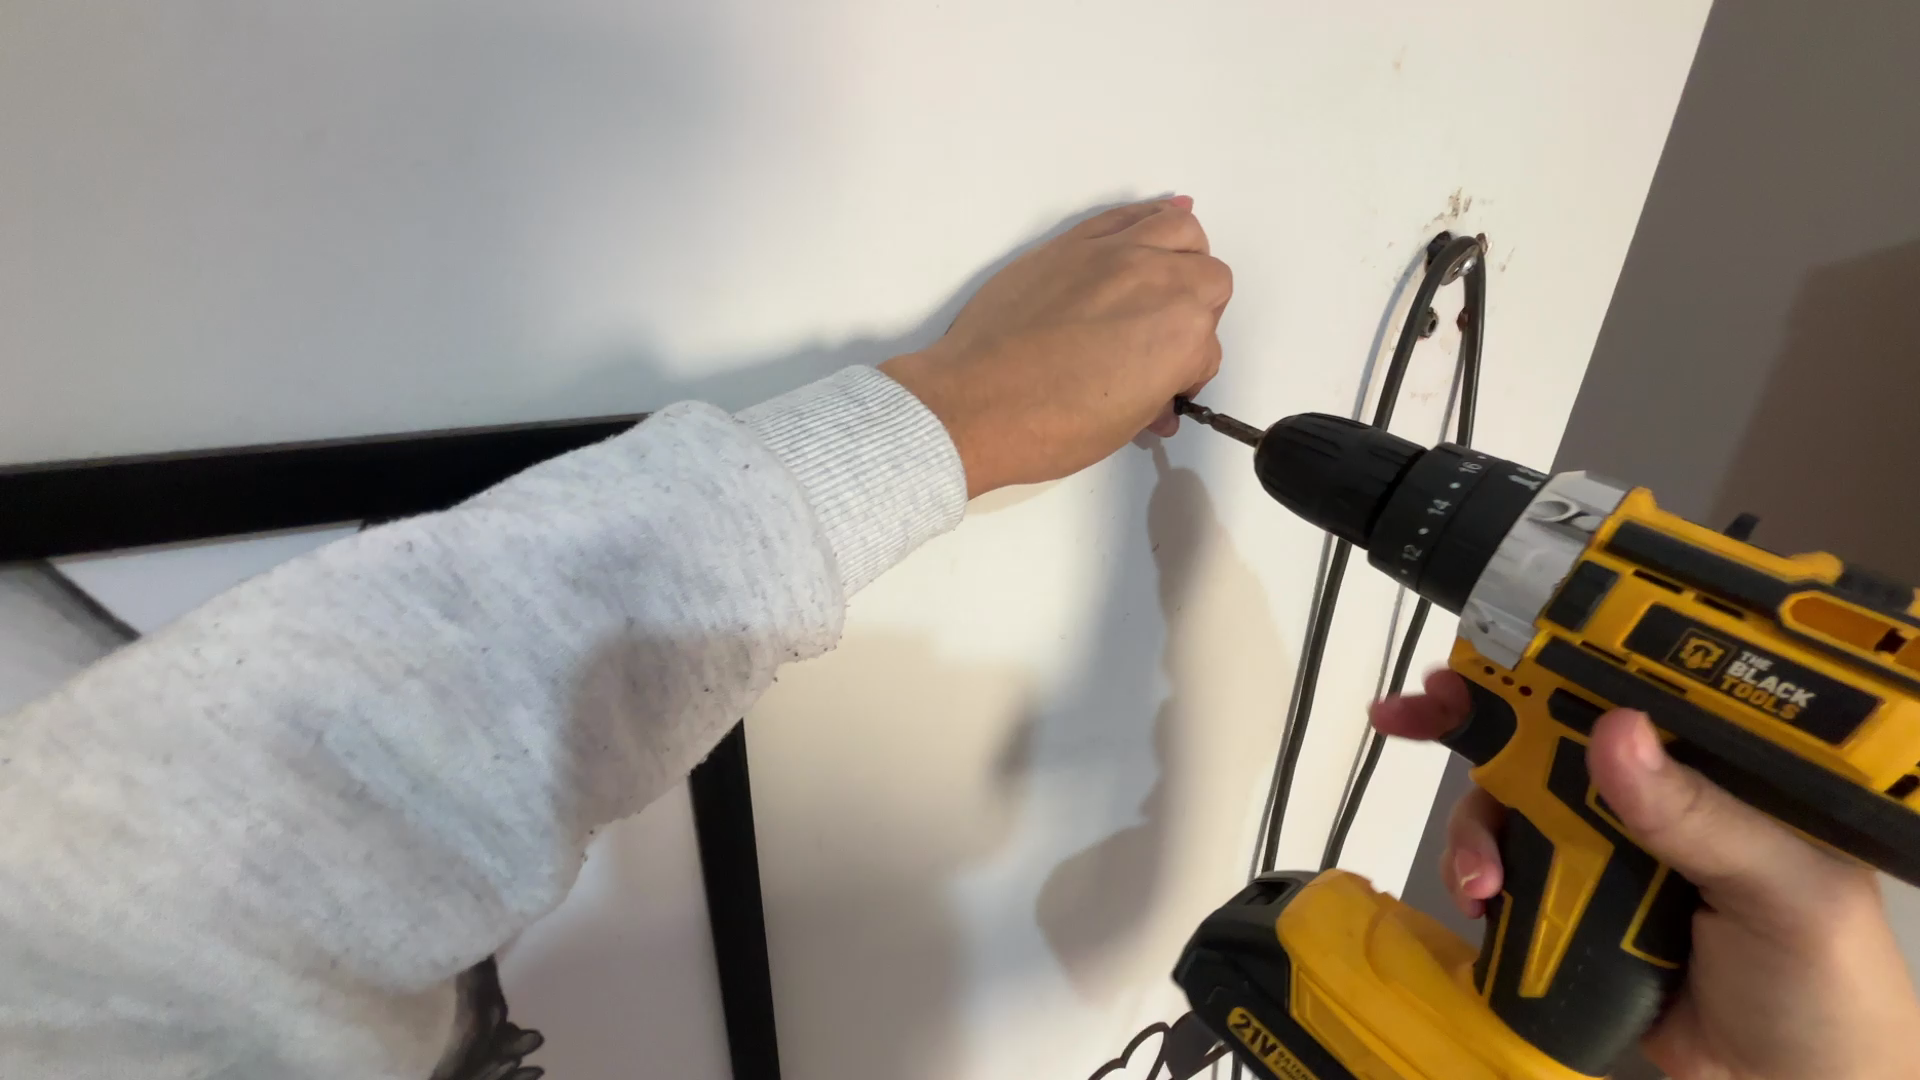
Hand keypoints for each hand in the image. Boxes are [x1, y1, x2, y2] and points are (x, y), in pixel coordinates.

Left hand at [880, 196, 1231, 497]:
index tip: (1162, 391)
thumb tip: (1158, 400)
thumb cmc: (1047, 428)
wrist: (973, 405)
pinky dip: (1152, 216)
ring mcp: (1114, 254)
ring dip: (1184, 256)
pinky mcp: (1073, 242)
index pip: (1206, 353)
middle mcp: (1160, 283)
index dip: (1186, 377)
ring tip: (1165, 281)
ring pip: (1179, 231)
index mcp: (1182, 338)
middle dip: (1196, 315)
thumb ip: (1152, 401)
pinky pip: (1128, 215)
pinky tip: (1161, 219)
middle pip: (1208, 283)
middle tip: (1162, 342)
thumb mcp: (1118, 429)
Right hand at [1372, 671, 1919, 1079]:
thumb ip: (1704, 820)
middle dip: (1462, 719)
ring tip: (1476, 882)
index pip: (1621, 695)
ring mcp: (1593, 836)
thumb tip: (1616, 729)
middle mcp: (1641, 790)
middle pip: (1537, 734)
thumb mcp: (1786, 899)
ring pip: (1501, 796)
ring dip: (1469, 828)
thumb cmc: (1822, 993)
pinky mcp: (1558, 881)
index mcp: (1709, 772)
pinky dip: (1468, 867)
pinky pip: (1494, 853)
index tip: (1479, 660)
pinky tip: (1476, 897)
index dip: (1546, 666)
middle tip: (1404, 714)